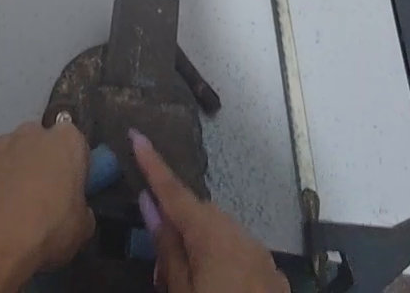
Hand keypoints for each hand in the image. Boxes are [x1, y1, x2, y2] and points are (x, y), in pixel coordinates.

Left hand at [0, 120, 94, 291]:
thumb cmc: (49, 227)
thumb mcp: (82, 228)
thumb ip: (82, 211)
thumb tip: (77, 211)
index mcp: (67, 141)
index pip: (77, 144)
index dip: (75, 167)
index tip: (72, 190)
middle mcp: (34, 132)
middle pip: (44, 143)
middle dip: (45, 163)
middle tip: (47, 197)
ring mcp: (2, 143)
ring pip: (16, 153)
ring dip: (19, 171)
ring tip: (18, 207)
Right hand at [132, 128, 288, 292]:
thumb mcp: (181, 292)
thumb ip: (167, 247)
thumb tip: (150, 203)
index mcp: (212, 233)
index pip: (174, 190)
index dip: (152, 163)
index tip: (136, 133)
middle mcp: (239, 233)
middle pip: (198, 212)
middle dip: (176, 222)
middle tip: (157, 260)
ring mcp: (260, 254)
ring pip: (219, 232)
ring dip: (198, 244)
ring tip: (182, 280)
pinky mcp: (273, 276)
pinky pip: (238, 252)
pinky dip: (221, 260)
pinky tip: (214, 287)